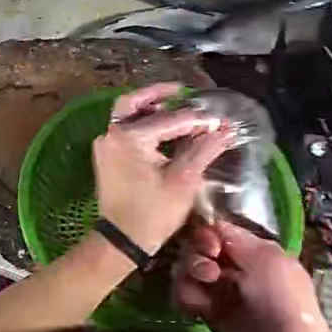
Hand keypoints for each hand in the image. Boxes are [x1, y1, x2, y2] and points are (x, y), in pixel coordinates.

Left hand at [92, 84, 233, 254]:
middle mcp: (111, 134)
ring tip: (174, 105)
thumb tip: (226, 129)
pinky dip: (140, 123)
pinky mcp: (106, 155)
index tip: (217, 120)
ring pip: (125, 113)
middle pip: (134, 103)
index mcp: (129, 137)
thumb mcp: (184, 180)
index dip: (196, 120)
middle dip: (159, 95)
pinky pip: (123, 129)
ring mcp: (105, 144)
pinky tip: (161, 127)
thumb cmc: (153, 212)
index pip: (169, 119)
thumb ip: (204, 149)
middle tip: (183, 91)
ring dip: (148, 106)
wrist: (122, 240)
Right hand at [173, 220, 331, 331]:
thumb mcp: (265, 260)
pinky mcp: (209, 311)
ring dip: (188, 279)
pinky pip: (186, 295)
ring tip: (203, 297)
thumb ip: (234, 238)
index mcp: (251, 248)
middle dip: (195, 258)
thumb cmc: (283, 302)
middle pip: (195, 247)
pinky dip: (186, 298)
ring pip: (186, 270)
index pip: (215, 229)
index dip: (206, 235)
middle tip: (210, 275)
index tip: (211, 249)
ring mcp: (219, 288)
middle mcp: (232, 264)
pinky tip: (198, 310)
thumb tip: (209, 226)